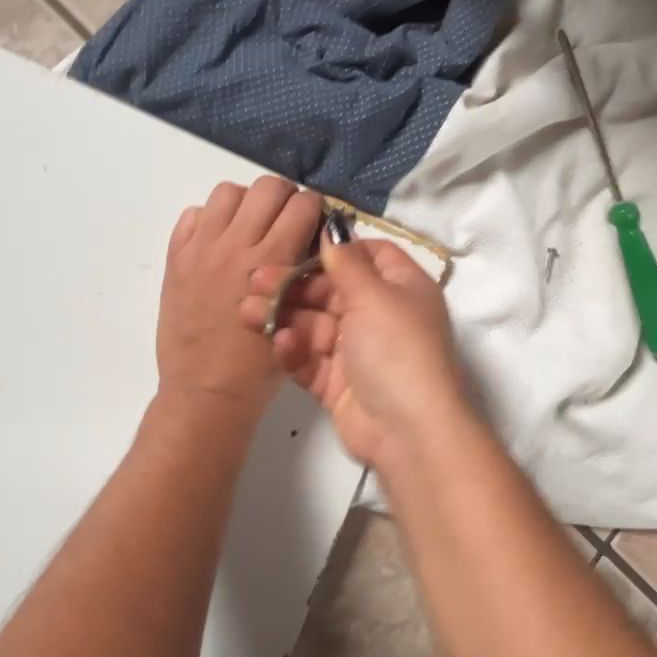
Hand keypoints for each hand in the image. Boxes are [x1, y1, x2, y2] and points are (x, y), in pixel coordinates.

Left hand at [158, 177, 323, 413]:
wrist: (205, 395)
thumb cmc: (259, 368)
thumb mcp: (297, 318)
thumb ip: (304, 275)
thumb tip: (314, 242)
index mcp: (271, 261)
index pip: (302, 204)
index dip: (315, 209)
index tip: (315, 223)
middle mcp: (235, 246)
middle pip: (267, 187)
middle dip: (285, 198)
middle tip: (286, 221)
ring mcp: (200, 249)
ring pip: (227, 192)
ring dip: (245, 203)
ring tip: (250, 227)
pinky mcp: (176, 259)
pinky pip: (192, 216)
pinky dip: (210, 220)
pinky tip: (220, 242)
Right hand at [242, 238, 466, 465]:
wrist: (408, 432)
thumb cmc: (397, 350)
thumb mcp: (375, 296)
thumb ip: (347, 261)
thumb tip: (334, 225)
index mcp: (401, 288)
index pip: (368, 255)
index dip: (335, 250)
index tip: (297, 244)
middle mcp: (382, 315)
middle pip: (332, 289)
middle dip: (294, 284)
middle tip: (254, 279)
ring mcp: (358, 351)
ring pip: (314, 325)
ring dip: (284, 316)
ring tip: (247, 311)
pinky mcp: (338, 384)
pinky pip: (311, 359)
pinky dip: (294, 351)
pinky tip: (279, 344)